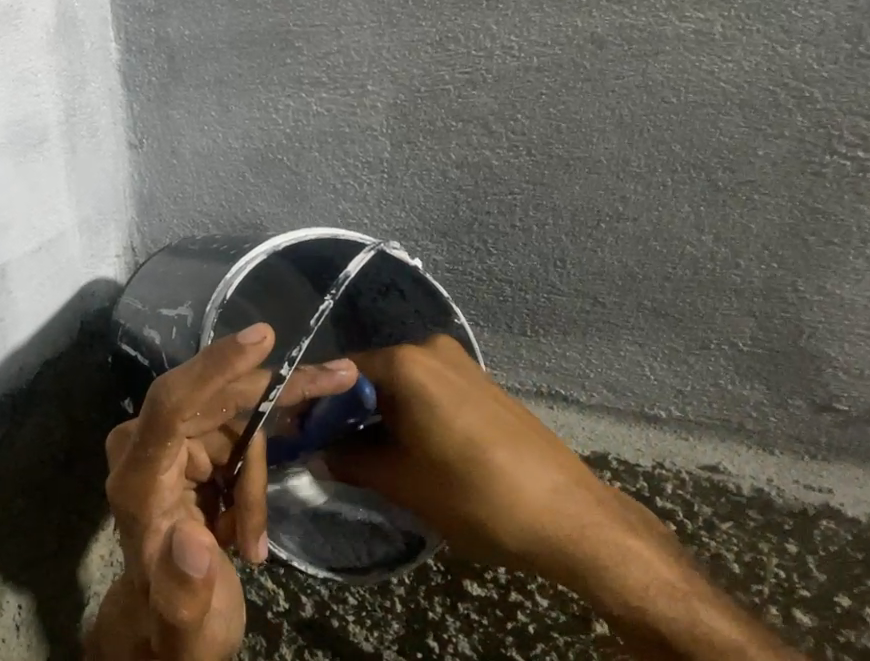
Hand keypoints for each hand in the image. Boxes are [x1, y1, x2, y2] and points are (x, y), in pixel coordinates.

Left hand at [88, 323, 357, 660]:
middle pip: (218, 400)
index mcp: (138, 479)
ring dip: (256, 476)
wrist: (167, 625)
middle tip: (339, 377)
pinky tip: (246, 529)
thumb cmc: (175, 625)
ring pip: (233, 424)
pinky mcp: (183, 451)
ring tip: (251, 542)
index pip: (171, 403)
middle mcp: (145, 448)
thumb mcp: (184, 626)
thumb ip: (182, 590)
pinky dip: (253, 475)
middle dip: (274, 395)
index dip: (215, 366)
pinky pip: (233, 439)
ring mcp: (165, 446)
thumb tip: (192, 544)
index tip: (263, 338)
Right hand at [326, 334, 669, 587]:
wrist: (571, 519)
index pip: (338, 373)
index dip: (315, 406)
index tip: (298, 434)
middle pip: (370, 376)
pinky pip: (429, 392)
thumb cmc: (474, 494)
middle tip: (329, 449)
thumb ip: (347, 461)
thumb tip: (313, 455)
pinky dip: (410, 415)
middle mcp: (431, 349)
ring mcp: (462, 365)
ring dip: (379, 415)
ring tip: (367, 455)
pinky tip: (409, 450)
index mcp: (405, 362)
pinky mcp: (484, 386)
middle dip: (347, 411)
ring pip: (401, 386)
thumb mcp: (399, 482)